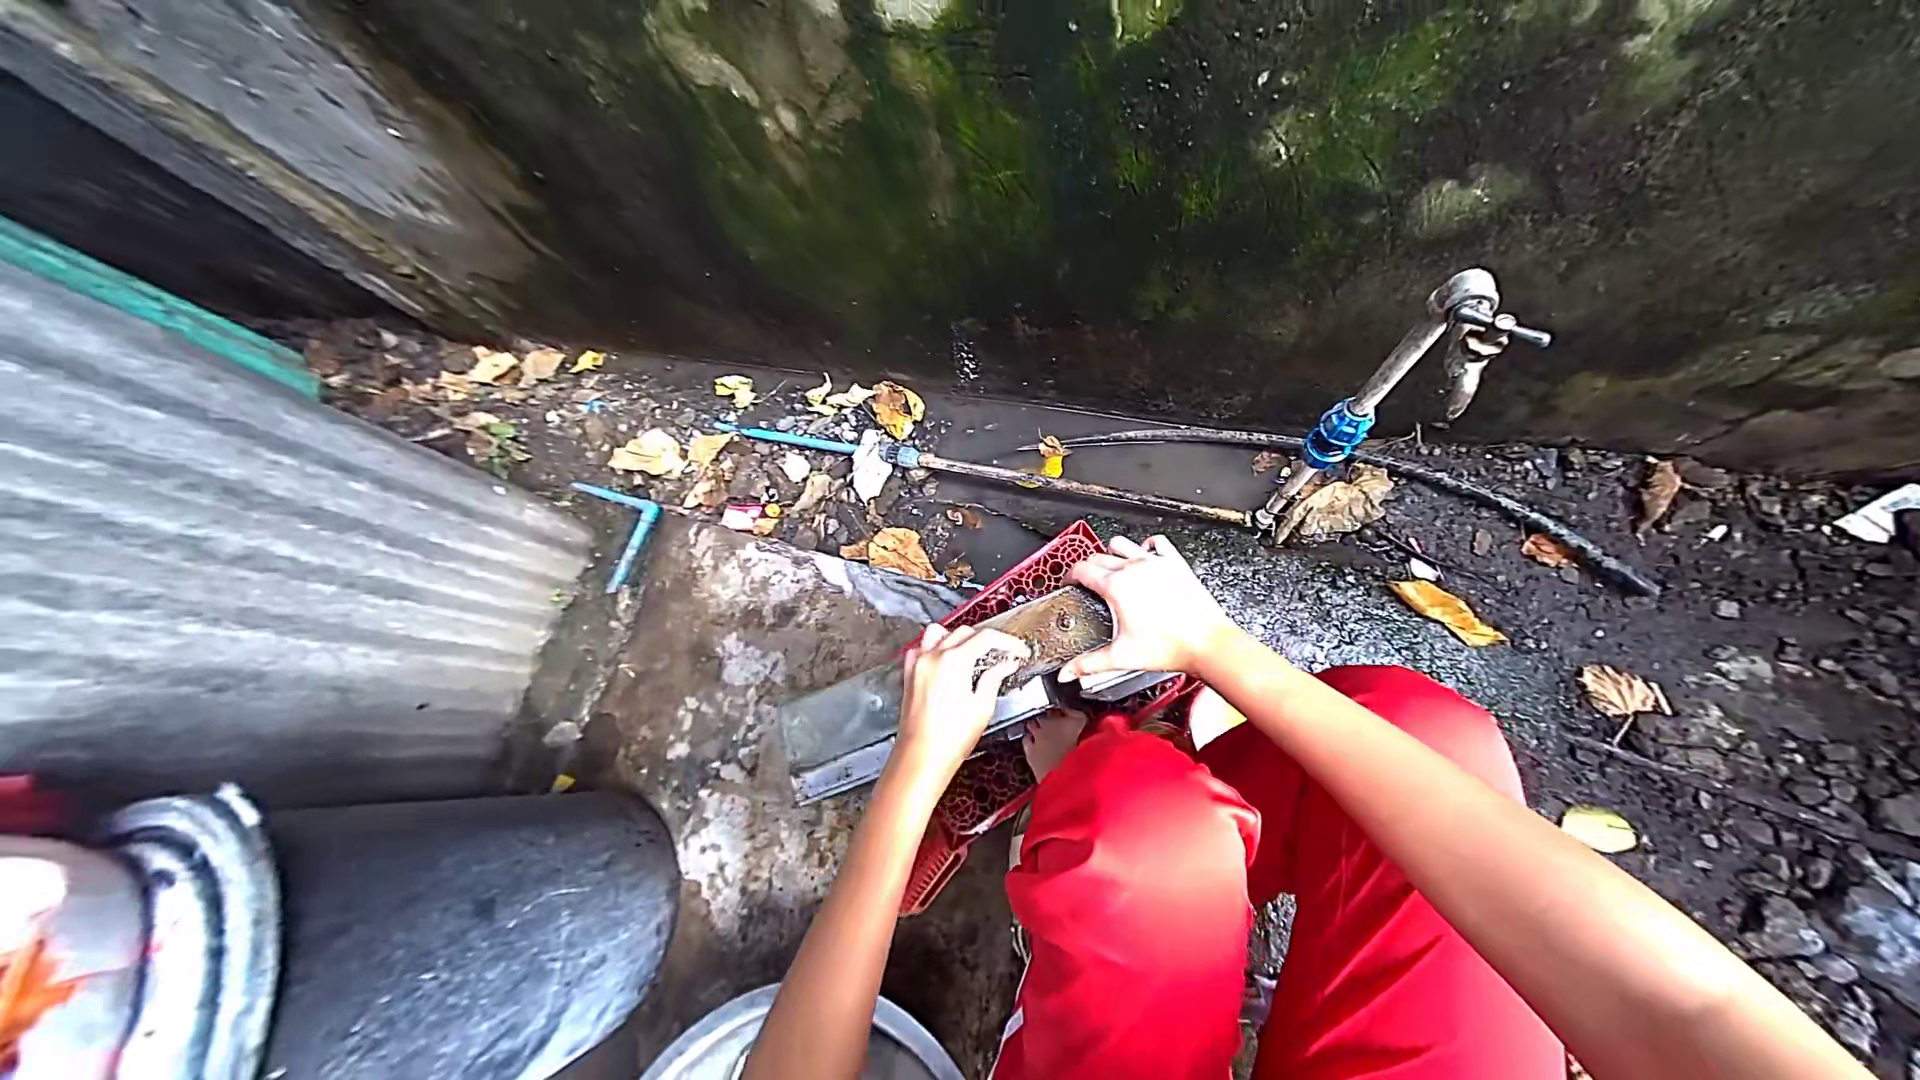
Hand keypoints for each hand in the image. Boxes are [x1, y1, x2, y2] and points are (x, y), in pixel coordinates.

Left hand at [893, 623, 1030, 786]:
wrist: (921, 757)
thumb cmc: (948, 739)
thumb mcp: (982, 707)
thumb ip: (994, 678)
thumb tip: (1005, 665)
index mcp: (953, 661)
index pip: (987, 638)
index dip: (1008, 642)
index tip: (1017, 649)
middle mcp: (933, 657)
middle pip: (965, 632)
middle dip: (987, 641)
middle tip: (1002, 654)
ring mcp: (918, 664)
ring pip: (940, 633)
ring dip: (959, 638)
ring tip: (974, 653)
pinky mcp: (909, 674)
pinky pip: (922, 648)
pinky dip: (935, 648)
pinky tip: (946, 661)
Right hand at [1060, 534, 1239, 679]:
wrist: (1208, 644)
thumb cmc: (1171, 647)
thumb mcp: (1121, 657)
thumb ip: (1088, 664)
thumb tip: (1069, 673)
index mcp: (1116, 586)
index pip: (1081, 569)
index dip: (1070, 576)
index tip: (1069, 583)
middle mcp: (1134, 568)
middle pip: (1098, 556)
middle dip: (1087, 567)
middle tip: (1086, 582)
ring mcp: (1155, 563)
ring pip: (1123, 543)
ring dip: (1112, 553)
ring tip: (1111, 568)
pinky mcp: (1175, 563)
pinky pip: (1156, 543)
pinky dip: (1145, 546)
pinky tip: (1144, 557)